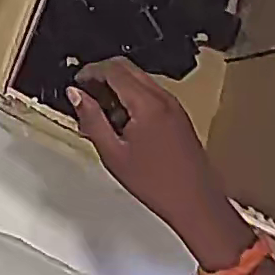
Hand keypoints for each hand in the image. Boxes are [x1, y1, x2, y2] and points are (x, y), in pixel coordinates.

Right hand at [68, 57, 253, 266]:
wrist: (198, 208)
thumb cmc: (158, 185)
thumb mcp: (113, 153)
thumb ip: (91, 118)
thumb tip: (75, 94)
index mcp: (147, 104)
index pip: (112, 69)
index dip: (89, 71)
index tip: (77, 83)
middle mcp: (163, 99)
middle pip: (126, 67)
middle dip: (102, 74)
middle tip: (86, 92)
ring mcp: (174, 106)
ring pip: (138, 77)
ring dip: (117, 84)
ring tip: (102, 111)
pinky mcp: (179, 115)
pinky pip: (150, 91)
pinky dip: (132, 95)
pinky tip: (122, 121)